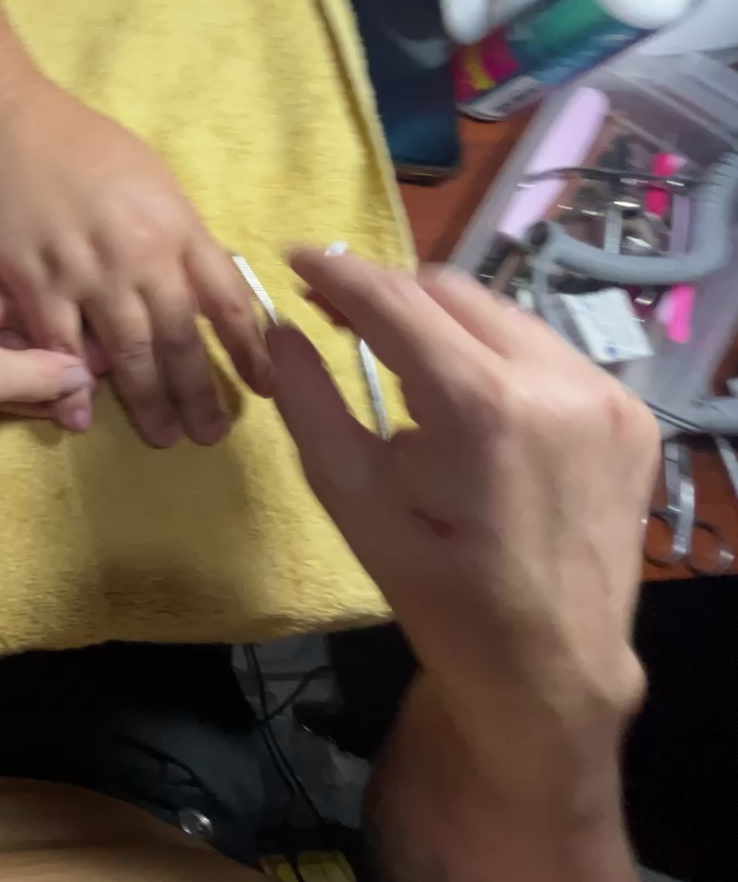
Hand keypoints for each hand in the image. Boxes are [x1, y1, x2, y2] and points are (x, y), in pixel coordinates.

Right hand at [0, 86, 272, 446]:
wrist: (4, 124)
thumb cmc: (76, 142)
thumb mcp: (147, 176)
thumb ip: (171, 230)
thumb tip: (186, 276)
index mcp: (176, 225)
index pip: (226, 300)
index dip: (247, 350)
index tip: (262, 388)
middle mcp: (140, 256)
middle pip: (180, 337)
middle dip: (200, 391)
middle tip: (211, 435)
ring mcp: (86, 273)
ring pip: (128, 350)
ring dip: (149, 400)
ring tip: (165, 437)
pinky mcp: (34, 283)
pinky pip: (59, 344)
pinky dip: (71, 383)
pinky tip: (81, 415)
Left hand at [0, 238, 92, 469]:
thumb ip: (38, 373)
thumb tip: (91, 375)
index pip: (27, 269)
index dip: (69, 299)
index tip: (113, 329)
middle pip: (21, 312)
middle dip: (60, 353)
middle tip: (109, 386)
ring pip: (7, 345)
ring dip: (41, 378)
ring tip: (85, 410)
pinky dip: (14, 389)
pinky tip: (53, 412)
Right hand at [267, 248, 653, 787]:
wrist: (540, 647)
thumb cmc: (423, 570)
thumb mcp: (341, 485)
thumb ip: (306, 395)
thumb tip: (279, 327)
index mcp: (481, 403)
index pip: (396, 302)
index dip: (337, 272)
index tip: (292, 257)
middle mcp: (557, 380)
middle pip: (450, 290)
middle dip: (379, 286)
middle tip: (323, 303)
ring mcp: (604, 393)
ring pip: (495, 310)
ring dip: (426, 310)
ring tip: (376, 333)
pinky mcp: (624, 410)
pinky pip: (533, 344)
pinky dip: (474, 339)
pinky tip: (442, 370)